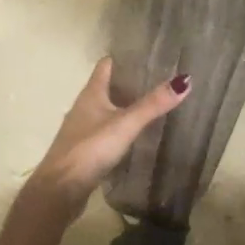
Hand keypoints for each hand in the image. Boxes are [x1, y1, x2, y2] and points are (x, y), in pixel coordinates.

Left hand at [27, 58, 188, 214]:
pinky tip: (135, 135)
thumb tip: (184, 80)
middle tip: (159, 80)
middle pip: (107, 86)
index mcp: (91, 93)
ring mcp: (82, 128)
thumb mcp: (125, 124)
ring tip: (152, 105)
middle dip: (130, 82)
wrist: (60, 189)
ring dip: (125, 106)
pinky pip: (105, 130)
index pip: (106, 65)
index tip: (148, 55)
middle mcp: (84, 106)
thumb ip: (153, 104)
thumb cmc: (90, 149)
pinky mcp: (85, 149)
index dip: (124, 58)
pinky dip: (120, 128)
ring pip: (106, 109)